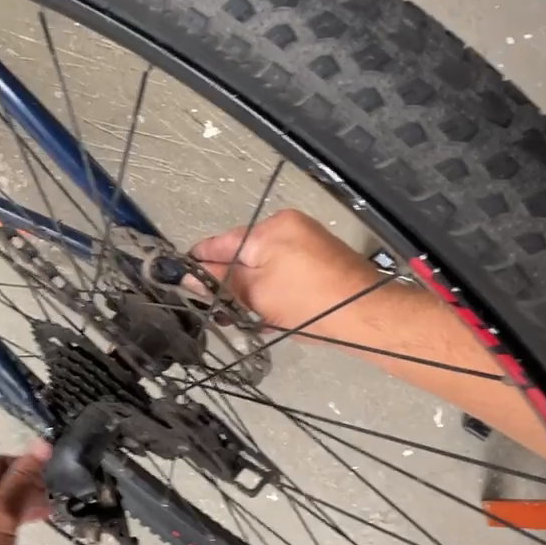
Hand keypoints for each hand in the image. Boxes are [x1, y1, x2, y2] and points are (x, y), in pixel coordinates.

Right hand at [190, 209, 385, 332]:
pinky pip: (282, 271)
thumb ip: (220, 281)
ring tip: (246, 315)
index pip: (220, 242)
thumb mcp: (255, 293)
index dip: (198, 262)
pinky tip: (269, 312)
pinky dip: (271, 289)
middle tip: (219, 310)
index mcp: (271, 228)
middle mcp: (289, 227)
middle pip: (242, 254)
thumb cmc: (310, 302)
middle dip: (228, 281)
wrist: (364, 317)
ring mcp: (307, 242)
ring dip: (250, 289)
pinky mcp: (320, 261)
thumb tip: (189, 275)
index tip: (181, 280)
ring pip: (262, 265)